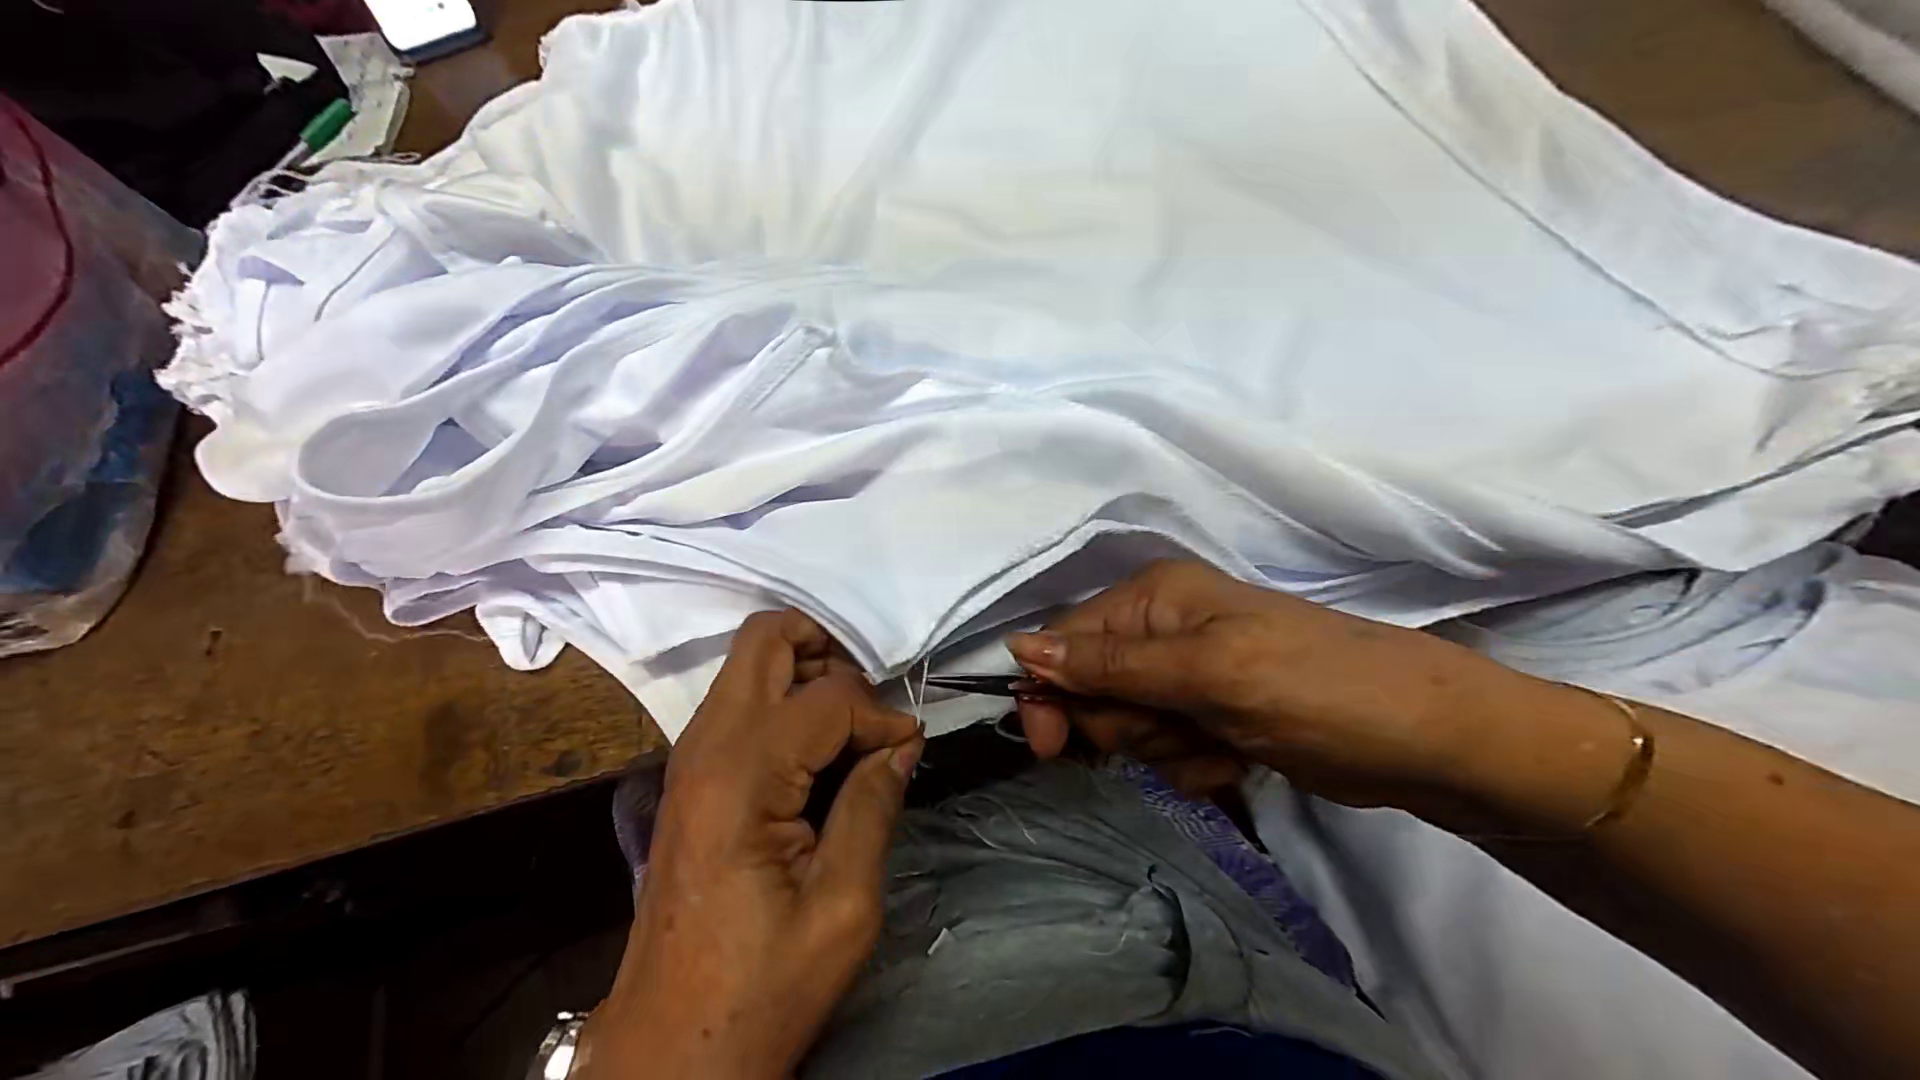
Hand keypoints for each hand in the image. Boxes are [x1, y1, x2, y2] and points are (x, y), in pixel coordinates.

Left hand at [579, 610, 923, 1079]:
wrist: (672, 1047)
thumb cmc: (762, 985)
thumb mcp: (843, 905)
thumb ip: (874, 805)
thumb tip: (902, 741)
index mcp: (742, 776)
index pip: (828, 697)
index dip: (880, 714)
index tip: (908, 749)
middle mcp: (706, 745)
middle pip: (767, 637)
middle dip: (830, 651)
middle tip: (870, 703)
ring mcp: (690, 754)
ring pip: (752, 662)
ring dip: (809, 673)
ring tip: (853, 726)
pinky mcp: (691, 773)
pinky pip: (743, 699)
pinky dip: (788, 699)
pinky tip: (821, 747)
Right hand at [1008, 559, 1574, 819]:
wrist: (1425, 742)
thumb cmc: (1315, 688)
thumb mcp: (1206, 673)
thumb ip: (1109, 664)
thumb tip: (1018, 648)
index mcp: (1153, 599)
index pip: (1064, 643)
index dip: (1050, 694)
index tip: (1052, 750)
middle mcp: (1162, 629)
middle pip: (1091, 691)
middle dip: (1125, 725)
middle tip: (1177, 729)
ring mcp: (1187, 675)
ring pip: (1126, 728)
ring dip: (1164, 749)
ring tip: (1220, 743)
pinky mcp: (1208, 716)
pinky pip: (1163, 751)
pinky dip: (1191, 764)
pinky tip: (1235, 761)